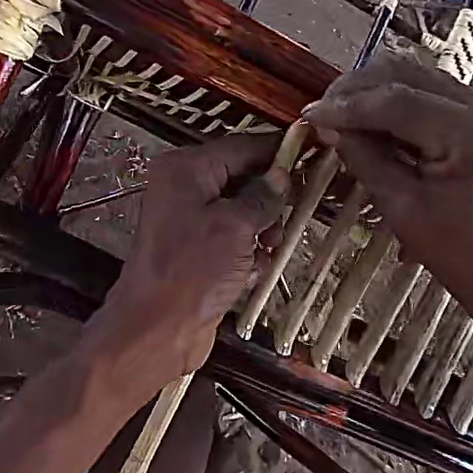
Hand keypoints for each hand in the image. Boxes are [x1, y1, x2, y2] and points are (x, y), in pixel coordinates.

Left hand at [90, 134, 288, 390]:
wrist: (158, 327)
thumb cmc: (190, 270)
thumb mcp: (235, 226)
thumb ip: (263, 196)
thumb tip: (282, 176)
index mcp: (185, 169)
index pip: (241, 145)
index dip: (278, 152)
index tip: (314, 156)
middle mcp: (183, 188)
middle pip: (242, 178)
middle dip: (270, 199)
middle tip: (290, 216)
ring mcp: (189, 221)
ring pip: (242, 212)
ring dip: (262, 230)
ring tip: (268, 248)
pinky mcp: (197, 252)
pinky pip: (234, 240)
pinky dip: (248, 254)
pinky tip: (252, 271)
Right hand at [301, 53, 472, 332]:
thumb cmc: (453, 247)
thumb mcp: (398, 205)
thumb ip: (363, 156)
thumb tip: (326, 124)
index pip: (398, 102)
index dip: (346, 106)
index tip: (309, 115)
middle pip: (407, 75)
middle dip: (355, 91)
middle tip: (321, 113)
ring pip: (414, 74)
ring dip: (370, 91)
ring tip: (338, 115)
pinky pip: (425, 89)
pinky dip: (389, 99)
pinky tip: (366, 119)